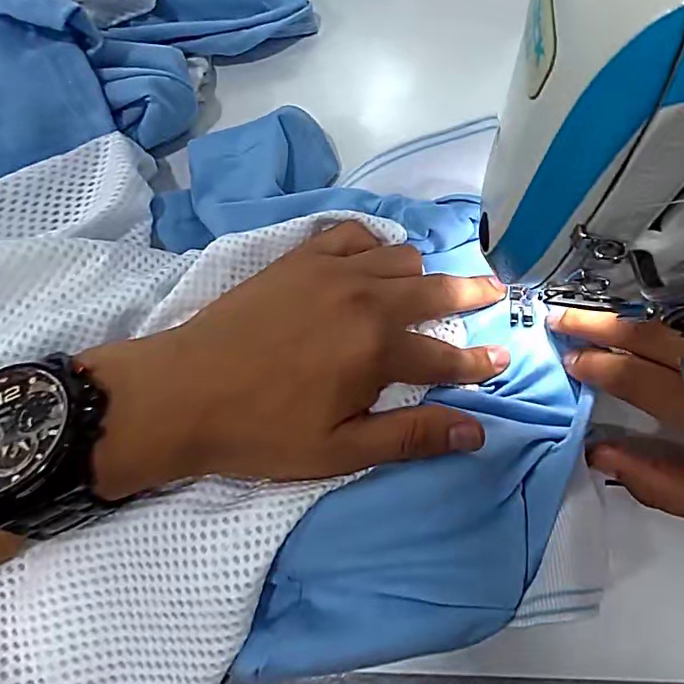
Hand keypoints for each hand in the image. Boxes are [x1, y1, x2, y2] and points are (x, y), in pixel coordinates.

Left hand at [81, 221, 507, 497]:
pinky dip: (374, 244)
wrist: (180, 392)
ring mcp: (332, 270)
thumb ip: (411, 436)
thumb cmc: (261, 430)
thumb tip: (475, 430)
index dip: (479, 361)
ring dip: (423, 273)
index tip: (503, 357)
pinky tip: (372, 261)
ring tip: (428, 288)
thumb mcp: (339, 449)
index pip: (447, 355)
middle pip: (437, 288)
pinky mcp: (301, 257)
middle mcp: (365, 298)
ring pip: (401, 255)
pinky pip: (353, 233)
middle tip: (494, 294)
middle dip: (473, 294)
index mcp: (377, 349)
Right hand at [555, 295, 683, 564]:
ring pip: (679, 311)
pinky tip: (658, 302)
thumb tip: (599, 453)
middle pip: (648, 332)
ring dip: (632, 308)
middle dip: (597, 323)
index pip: (635, 378)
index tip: (568, 359)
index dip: (595, 365)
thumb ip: (653, 480)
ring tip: (597, 306)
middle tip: (560, 316)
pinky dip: (682, 301)